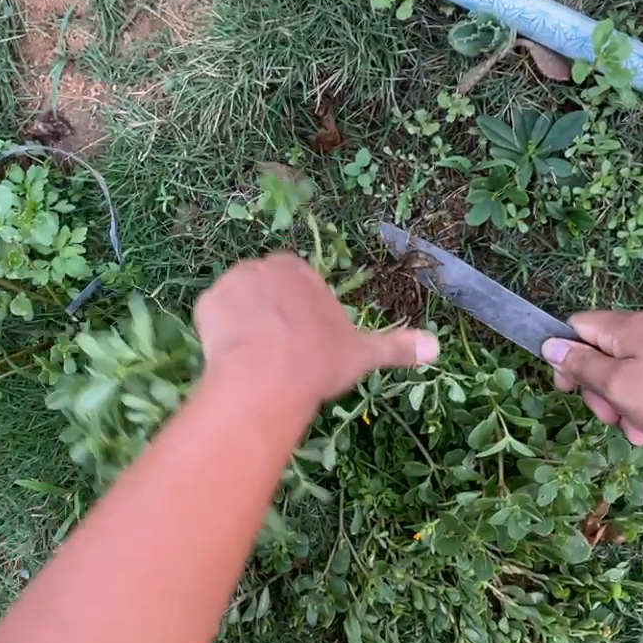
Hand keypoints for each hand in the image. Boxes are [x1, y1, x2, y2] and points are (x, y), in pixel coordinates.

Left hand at [196, 253, 437, 408]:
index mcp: (300, 271)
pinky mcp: (207, 303)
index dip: (297, 312)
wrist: (267, 376)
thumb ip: (395, 346)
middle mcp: (264, 267)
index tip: (300, 340)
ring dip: (242, 323)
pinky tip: (231, 356)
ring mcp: (232, 283)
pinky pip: (213, 317)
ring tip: (253, 357)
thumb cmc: (318, 360)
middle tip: (275, 351)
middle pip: (263, 290)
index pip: (295, 283)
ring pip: (236, 303)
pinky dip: (219, 334)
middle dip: (268, 314)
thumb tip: (436, 347)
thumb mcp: (361, 353)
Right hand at [541, 311, 642, 460]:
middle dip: (599, 390)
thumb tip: (550, 344)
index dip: (564, 356)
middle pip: (603, 353)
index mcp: (629, 327)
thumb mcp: (619, 386)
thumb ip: (581, 365)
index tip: (569, 390)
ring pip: (631, 375)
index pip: (577, 326)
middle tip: (612, 418)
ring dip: (626, 406)